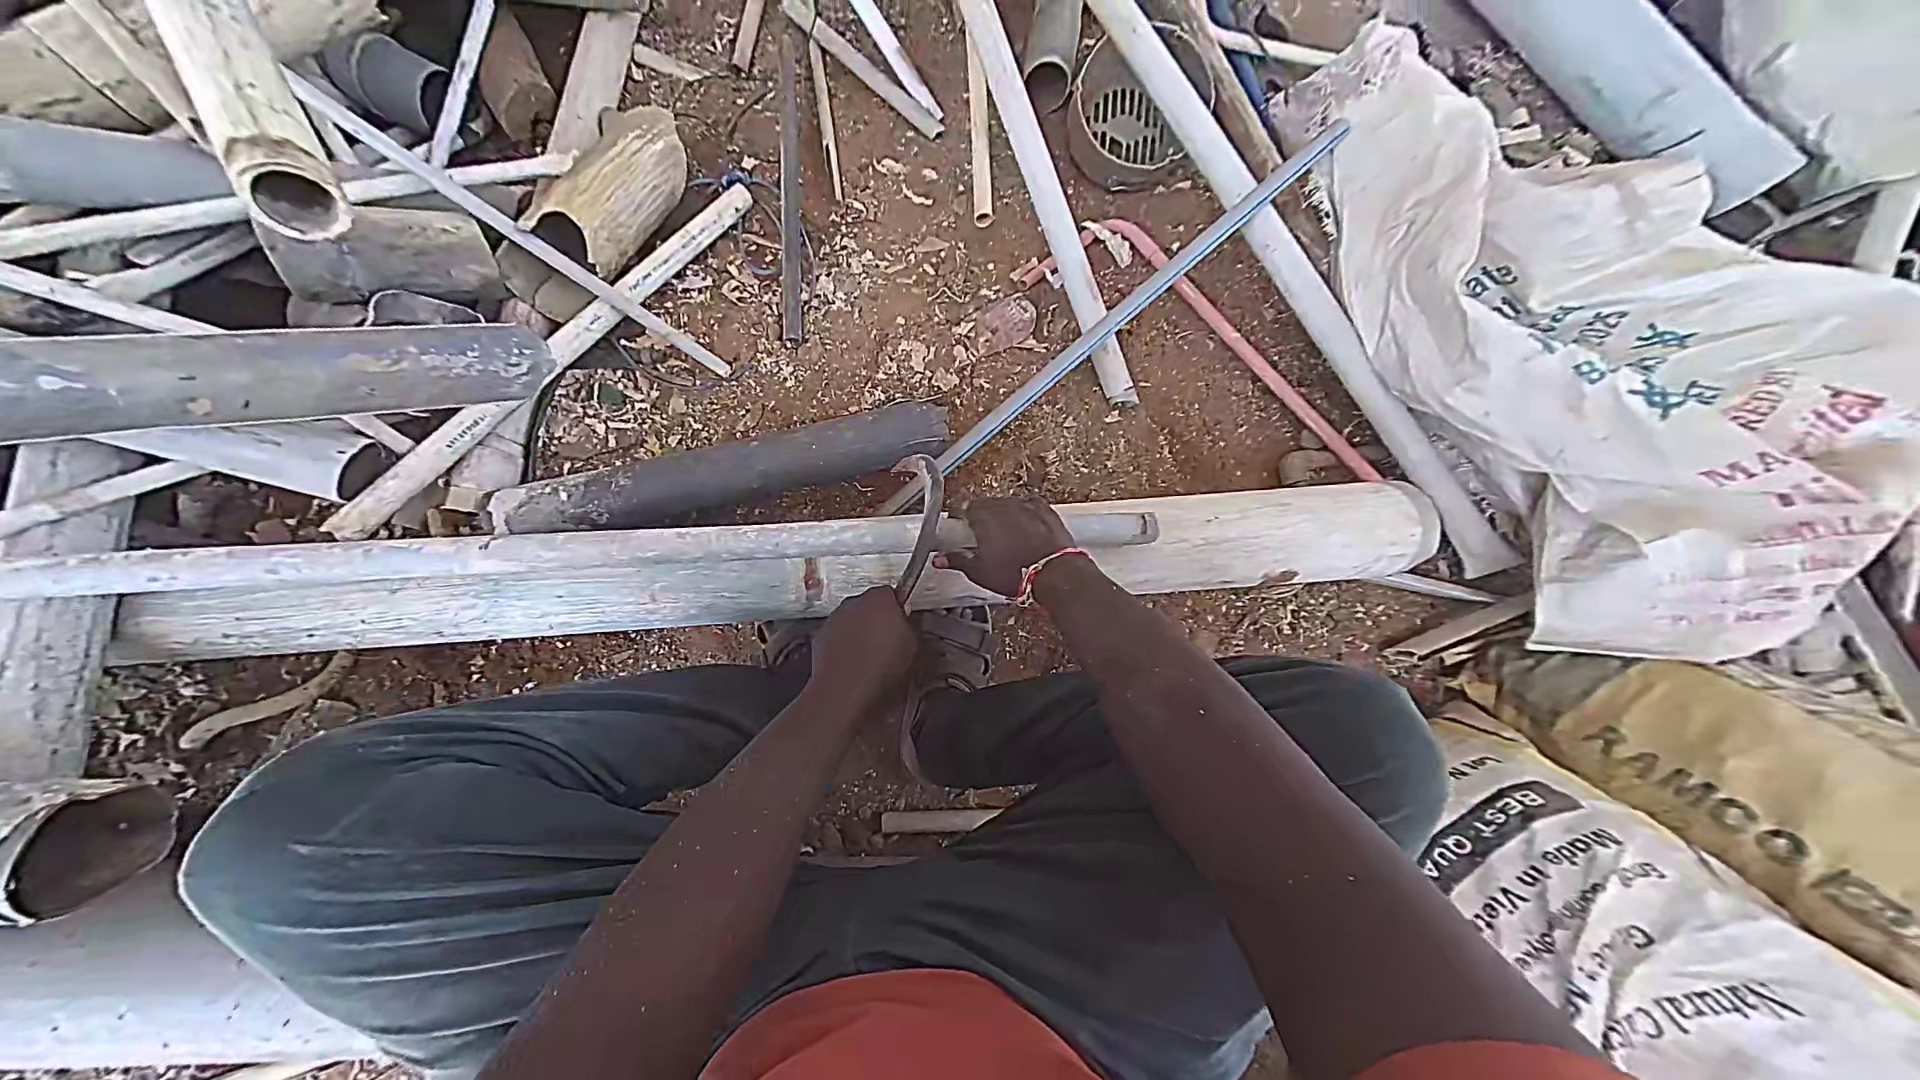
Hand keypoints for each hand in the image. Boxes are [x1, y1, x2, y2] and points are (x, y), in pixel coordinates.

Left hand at [809, 586, 916, 711]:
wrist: (847, 688)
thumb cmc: (882, 665)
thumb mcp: (913, 645)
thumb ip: (908, 625)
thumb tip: (905, 623)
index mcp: (879, 598)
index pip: (890, 592)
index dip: (897, 607)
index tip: (902, 620)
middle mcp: (853, 603)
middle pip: (868, 604)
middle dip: (877, 618)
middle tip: (889, 639)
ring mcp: (834, 619)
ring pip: (851, 619)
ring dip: (859, 631)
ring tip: (871, 655)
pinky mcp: (820, 637)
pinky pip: (837, 635)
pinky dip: (843, 644)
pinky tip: (854, 663)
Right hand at [944, 494, 1077, 597]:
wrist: (1054, 574)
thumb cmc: (1016, 573)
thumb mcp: (979, 571)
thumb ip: (958, 560)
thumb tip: (940, 559)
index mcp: (983, 516)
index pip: (964, 507)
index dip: (961, 517)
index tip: (961, 527)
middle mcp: (1004, 505)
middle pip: (986, 504)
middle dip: (982, 517)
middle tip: (982, 536)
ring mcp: (1026, 506)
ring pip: (1009, 504)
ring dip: (1004, 515)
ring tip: (1006, 535)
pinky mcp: (1046, 511)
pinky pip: (1031, 506)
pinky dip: (1026, 514)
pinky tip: (1027, 527)